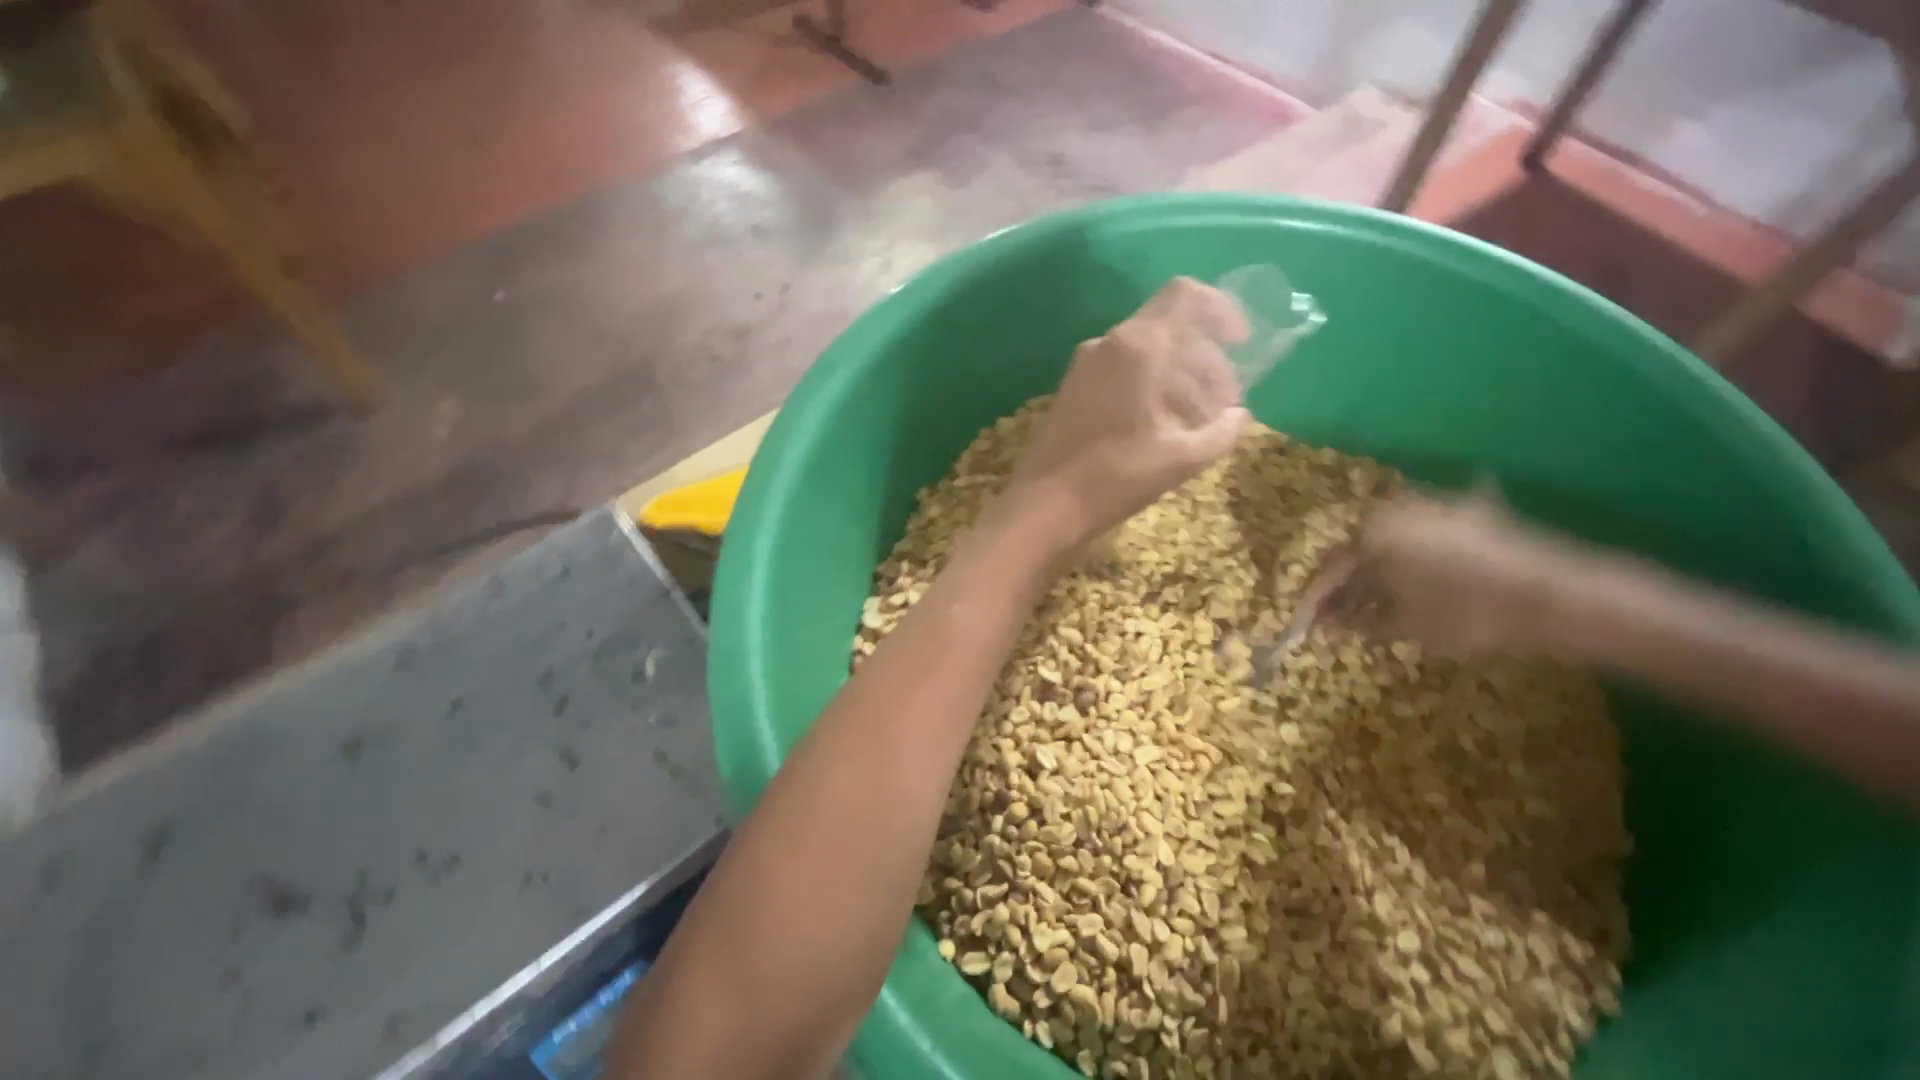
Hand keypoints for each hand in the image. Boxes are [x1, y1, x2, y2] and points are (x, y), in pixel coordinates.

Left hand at [1000, 277, 1250, 554]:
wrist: (1044, 506)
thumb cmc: (1116, 477)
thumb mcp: (1181, 458)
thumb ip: (1221, 431)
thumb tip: (1238, 416)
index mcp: (1138, 347)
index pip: (1186, 296)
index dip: (1221, 310)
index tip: (1241, 343)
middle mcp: (1109, 344)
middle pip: (1170, 329)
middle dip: (1206, 361)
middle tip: (1226, 403)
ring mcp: (1086, 365)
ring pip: (1147, 354)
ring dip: (1181, 379)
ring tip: (1201, 423)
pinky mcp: (1074, 389)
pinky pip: (1123, 372)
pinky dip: (1152, 388)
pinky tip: (1165, 429)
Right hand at [1301, 491, 1560, 657]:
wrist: (1554, 597)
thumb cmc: (1466, 613)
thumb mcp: (1405, 625)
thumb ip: (1360, 622)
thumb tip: (1329, 625)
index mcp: (1373, 532)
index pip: (1330, 568)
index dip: (1315, 601)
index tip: (1303, 628)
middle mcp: (1398, 509)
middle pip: (1360, 551)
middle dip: (1349, 586)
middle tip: (1339, 620)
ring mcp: (1439, 507)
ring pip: (1394, 543)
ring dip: (1381, 574)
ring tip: (1377, 608)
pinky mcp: (1472, 515)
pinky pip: (1426, 539)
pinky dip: (1414, 563)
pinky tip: (1416, 584)